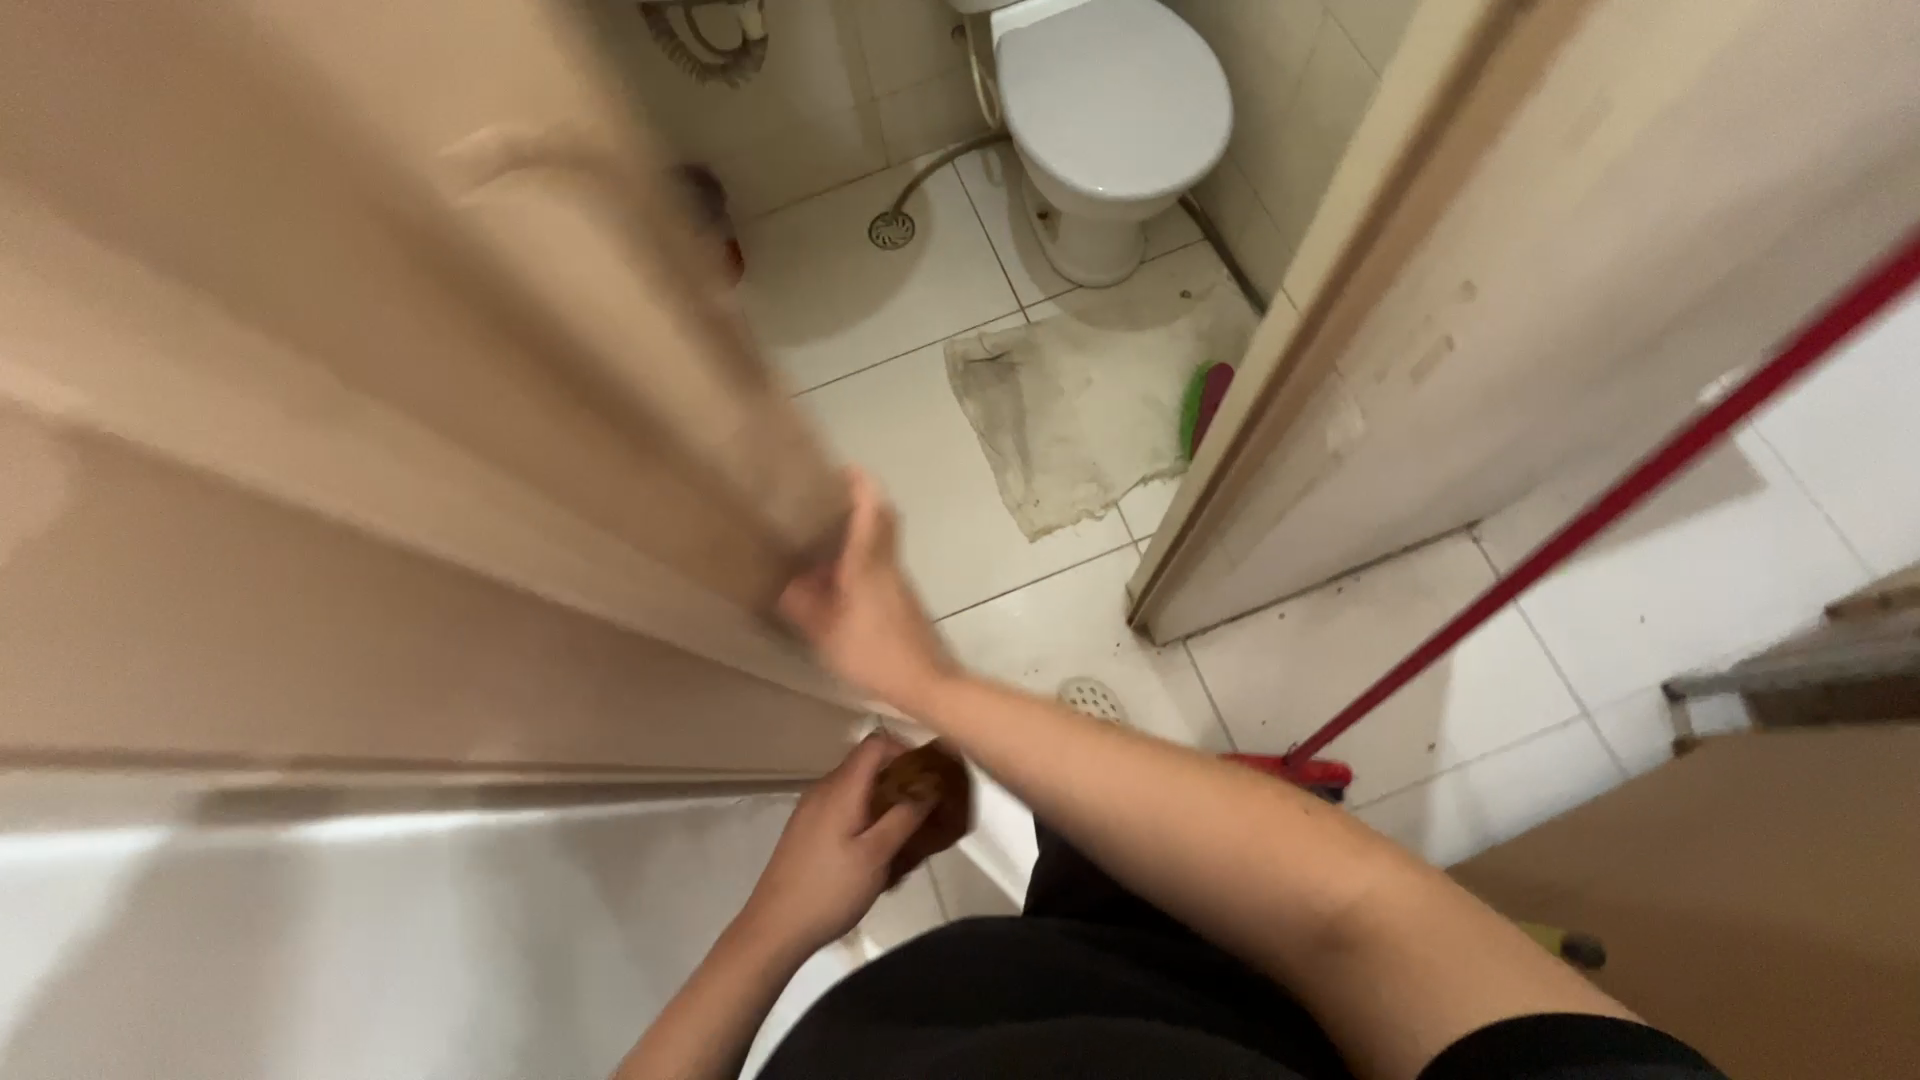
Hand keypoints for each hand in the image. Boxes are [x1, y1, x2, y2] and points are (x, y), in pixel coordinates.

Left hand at [739, 732, 935, 954]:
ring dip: (882, 803)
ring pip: (856, 789)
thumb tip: (929, 788)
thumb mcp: (876, 856)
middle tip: (924, 810)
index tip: (928, 777)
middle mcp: (823, 789)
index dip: (906, 751)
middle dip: (899, 782)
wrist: (773, 929)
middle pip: (867, 765)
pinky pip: (842, 808)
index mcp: (841, 788)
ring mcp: (810, 809)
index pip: (876, 743)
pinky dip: (864, 817)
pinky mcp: (805, 829)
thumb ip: (904, 817)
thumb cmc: (829, 890)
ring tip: (904, 836)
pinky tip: (874, 852)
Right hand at [780, 468, 958, 711]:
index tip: (845, 469)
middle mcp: (888, 565)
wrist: (927, 682)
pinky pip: (881, 565)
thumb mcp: (826, 635)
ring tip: (822, 540)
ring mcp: (899, 582)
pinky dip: (860, 561)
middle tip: (829, 500)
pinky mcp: (903, 600)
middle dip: (860, 503)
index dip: (862, 484)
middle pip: (882, 520)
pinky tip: (837, 583)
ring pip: (881, 543)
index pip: (873, 511)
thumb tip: (788, 586)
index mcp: (869, 564)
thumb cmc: (875, 655)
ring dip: (858, 534)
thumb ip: (804, 607)